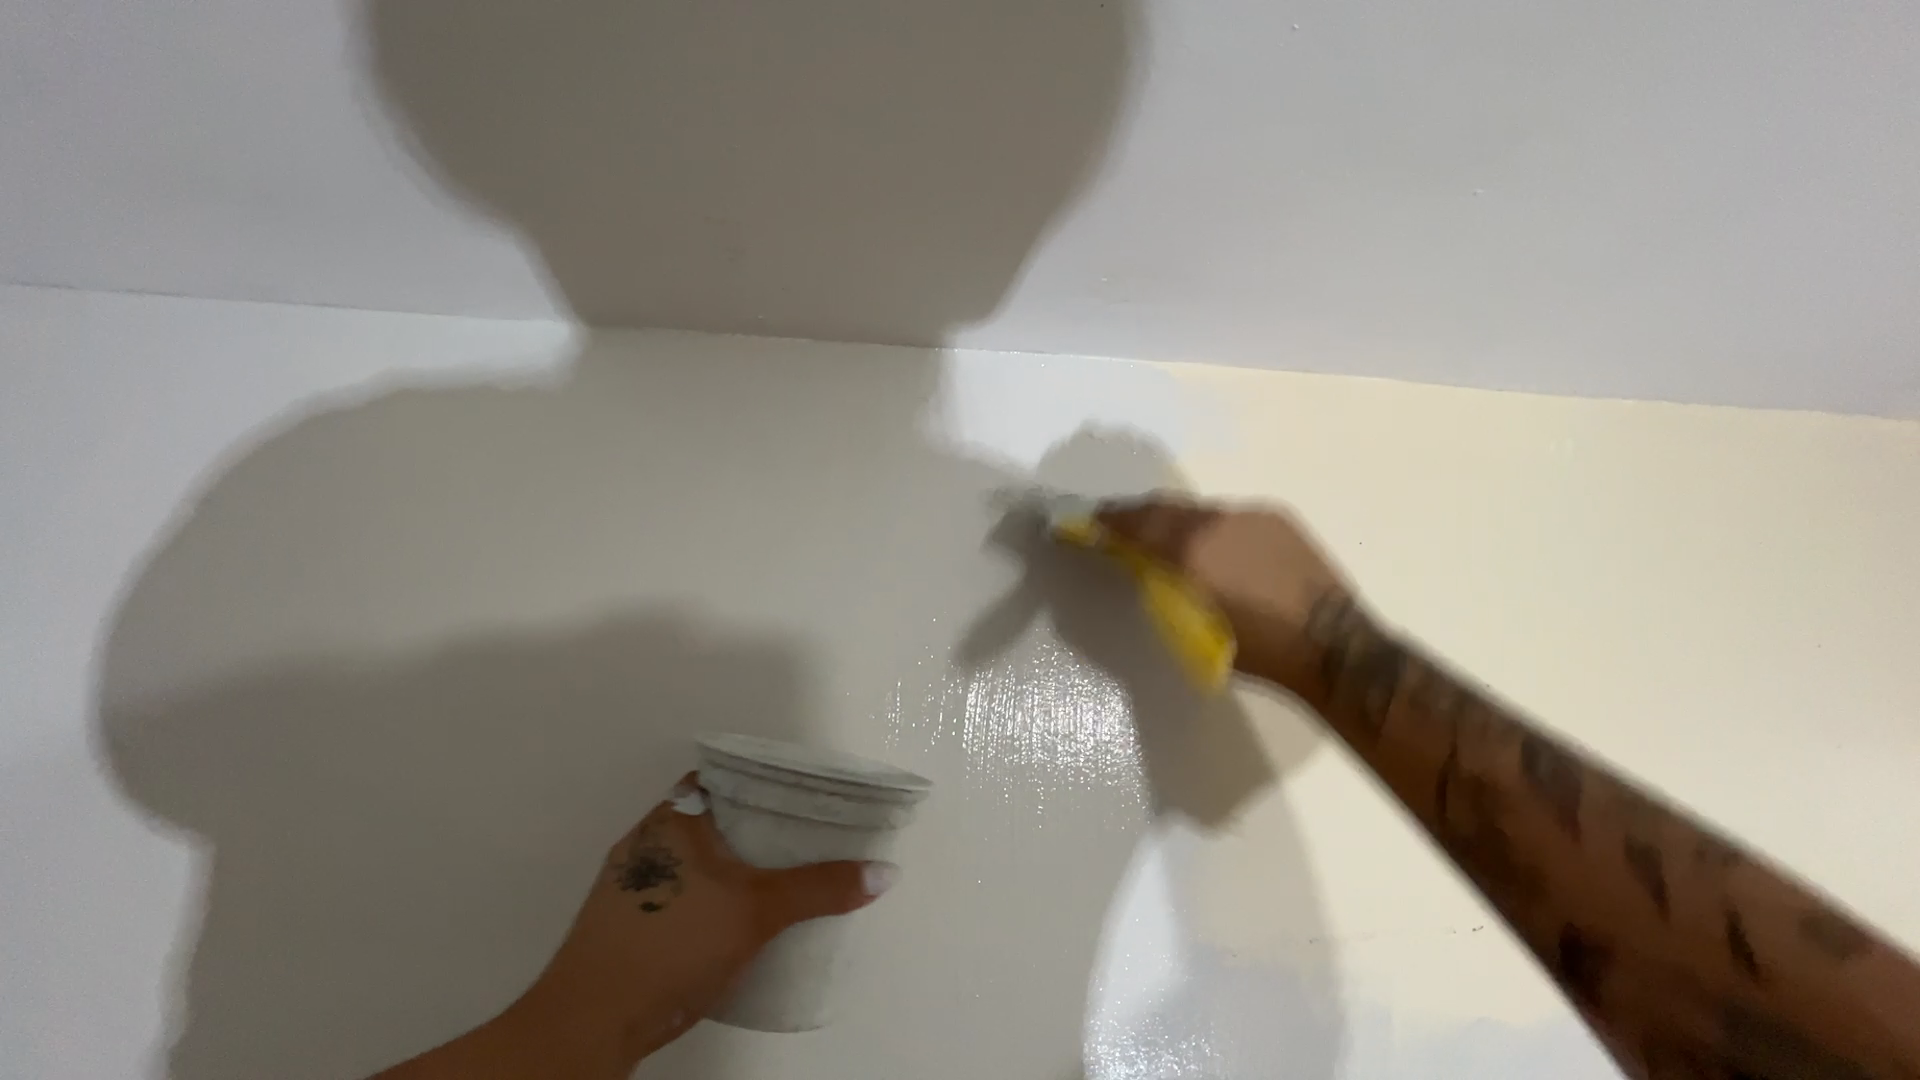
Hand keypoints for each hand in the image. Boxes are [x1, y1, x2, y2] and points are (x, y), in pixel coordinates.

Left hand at [507, 773, 894, 1071]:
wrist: (588, 1025)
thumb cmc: (673, 945)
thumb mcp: (757, 912)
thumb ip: (819, 888)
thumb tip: (885, 872)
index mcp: (672, 819)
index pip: (722, 778)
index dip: (763, 781)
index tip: (802, 792)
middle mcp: (647, 842)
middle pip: (712, 817)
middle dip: (756, 825)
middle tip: (805, 832)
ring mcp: (631, 885)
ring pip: (696, 858)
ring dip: (733, 862)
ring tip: (783, 870)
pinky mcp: (625, 924)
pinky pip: (682, 891)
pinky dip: (713, 892)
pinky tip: (739, 914)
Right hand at [1096, 495, 1355, 693]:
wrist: (1334, 647)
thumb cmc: (1257, 651)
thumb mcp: (1194, 624)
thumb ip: (1167, 587)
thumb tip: (1148, 569)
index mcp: (1192, 551)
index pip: (1137, 524)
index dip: (1108, 521)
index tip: (1087, 521)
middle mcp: (1217, 522)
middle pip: (1164, 508)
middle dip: (1136, 514)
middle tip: (1115, 522)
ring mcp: (1250, 516)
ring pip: (1199, 511)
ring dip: (1176, 521)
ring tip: (1166, 537)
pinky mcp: (1277, 518)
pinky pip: (1231, 518)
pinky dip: (1212, 528)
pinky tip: (1216, 547)